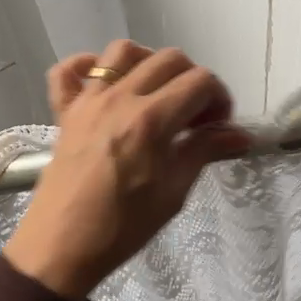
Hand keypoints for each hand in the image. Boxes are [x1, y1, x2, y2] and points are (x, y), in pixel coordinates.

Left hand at [2, 40, 252, 300]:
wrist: (61, 248)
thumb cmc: (123, 227)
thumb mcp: (174, 192)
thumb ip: (204, 152)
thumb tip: (239, 136)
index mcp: (152, 120)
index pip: (200, 81)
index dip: (219, 98)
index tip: (219, 125)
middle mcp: (120, 98)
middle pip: (169, 59)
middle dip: (193, 80)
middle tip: (195, 116)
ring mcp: (88, 101)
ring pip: (123, 51)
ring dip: (149, 63)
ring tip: (157, 93)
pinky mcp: (64, 112)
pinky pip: (69, 70)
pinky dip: (88, 67)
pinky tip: (104, 85)